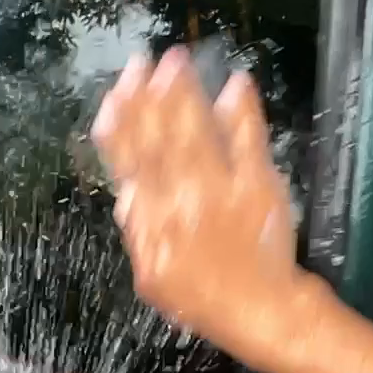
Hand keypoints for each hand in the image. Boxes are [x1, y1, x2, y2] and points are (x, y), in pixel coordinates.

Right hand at [91, 47, 321, 368]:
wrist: (259, 310)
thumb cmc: (200, 298)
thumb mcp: (153, 278)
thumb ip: (139, 234)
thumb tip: (127, 192)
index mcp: (156, 221)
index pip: (131, 166)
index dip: (120, 130)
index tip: (113, 98)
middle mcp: (184, 199)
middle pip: (161, 142)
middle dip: (147, 101)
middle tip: (138, 64)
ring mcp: (223, 190)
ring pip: (197, 135)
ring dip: (185, 97)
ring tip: (174, 62)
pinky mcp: (258, 186)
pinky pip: (249, 144)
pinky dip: (243, 114)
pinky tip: (236, 83)